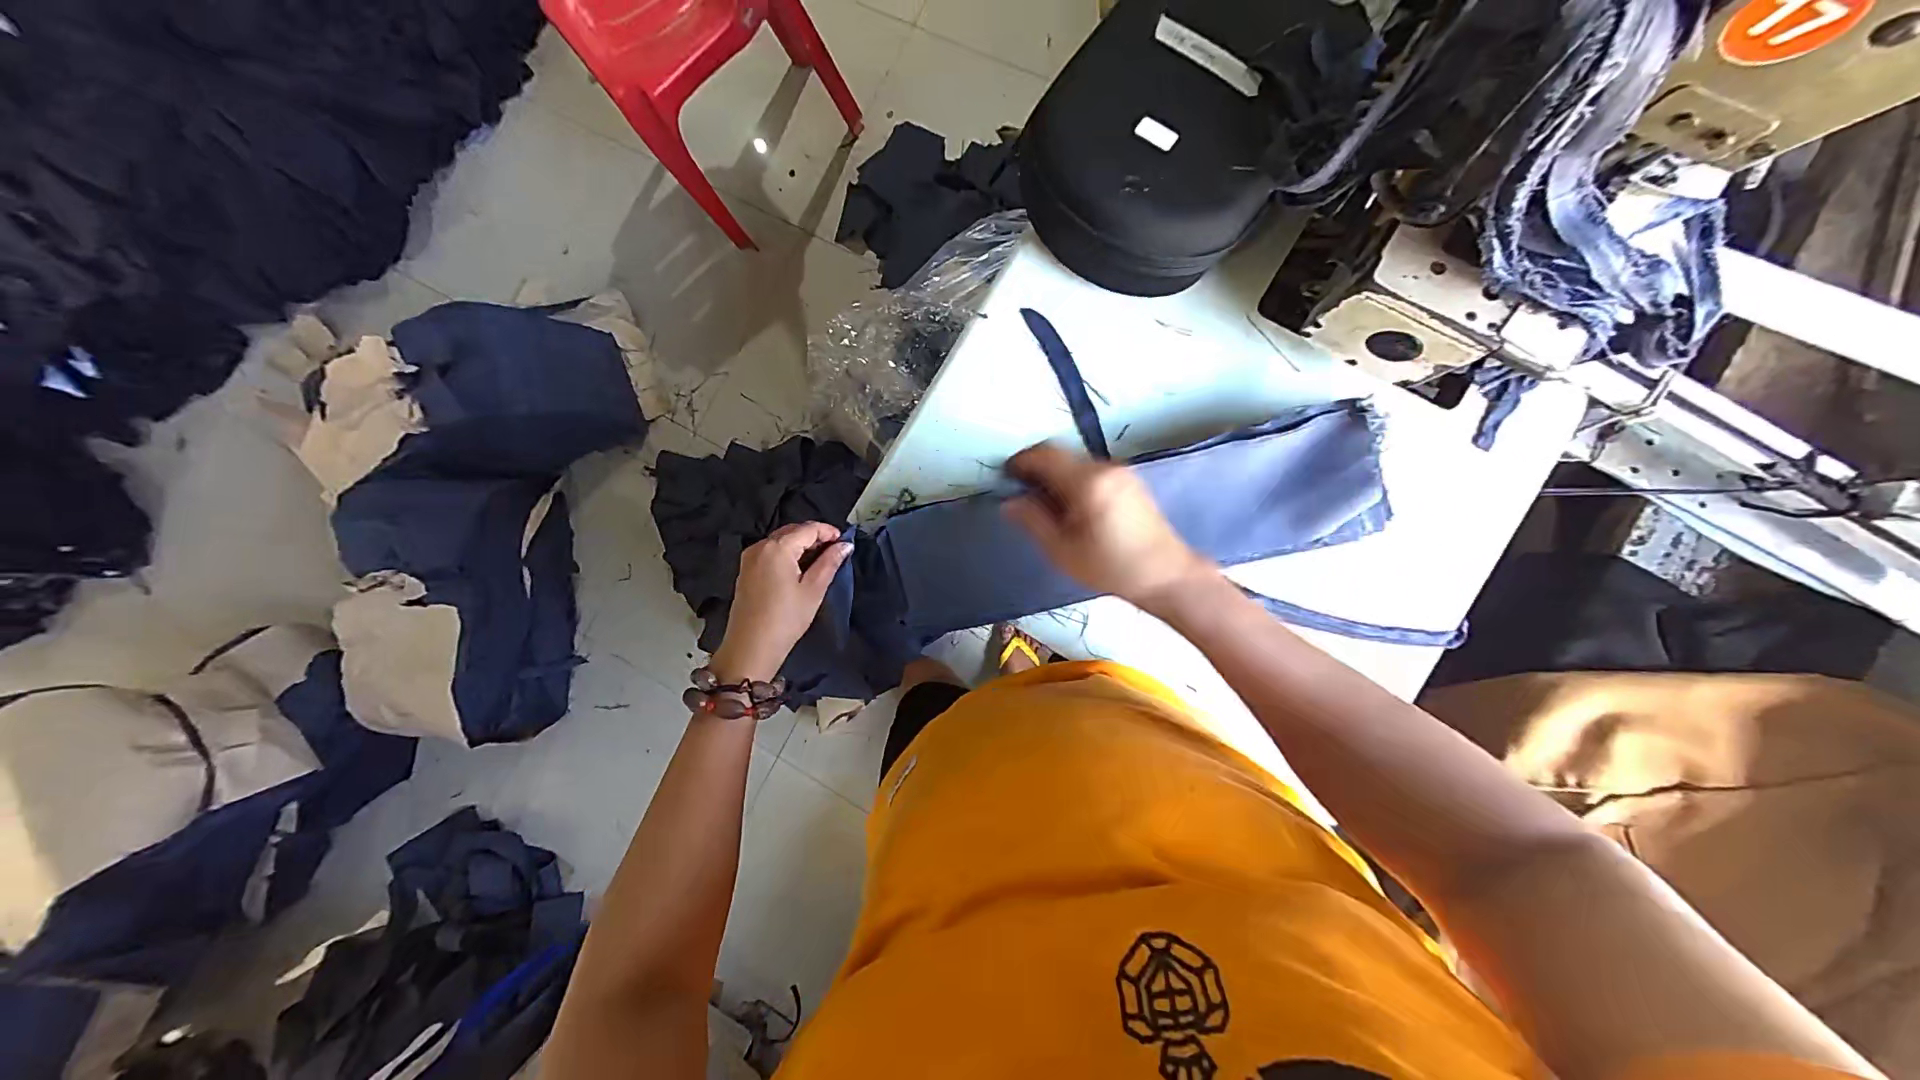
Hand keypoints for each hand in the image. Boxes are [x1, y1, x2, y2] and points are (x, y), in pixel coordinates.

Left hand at [712, 522, 852, 683]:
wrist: (751, 647)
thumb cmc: (786, 619)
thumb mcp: (813, 590)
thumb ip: (830, 562)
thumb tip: (845, 545)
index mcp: (777, 548)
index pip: (808, 528)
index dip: (828, 531)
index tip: (844, 541)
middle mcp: (760, 547)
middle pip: (792, 531)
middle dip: (814, 536)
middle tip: (835, 550)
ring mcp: (749, 558)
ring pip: (780, 541)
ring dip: (801, 545)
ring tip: (821, 559)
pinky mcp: (745, 571)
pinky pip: (770, 552)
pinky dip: (787, 553)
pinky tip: (800, 568)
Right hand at [1002, 442, 1216, 610]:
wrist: (1165, 576)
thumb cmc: (1112, 568)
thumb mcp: (1062, 551)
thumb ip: (1033, 521)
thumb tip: (1010, 502)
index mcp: (1087, 482)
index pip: (1044, 454)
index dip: (1020, 462)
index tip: (1005, 477)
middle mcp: (1105, 468)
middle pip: (1060, 455)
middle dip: (1037, 470)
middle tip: (1022, 495)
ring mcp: (1120, 472)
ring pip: (1076, 463)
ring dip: (1056, 476)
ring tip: (1047, 507)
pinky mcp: (1129, 481)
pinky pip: (1092, 471)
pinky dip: (1074, 481)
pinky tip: (1072, 509)